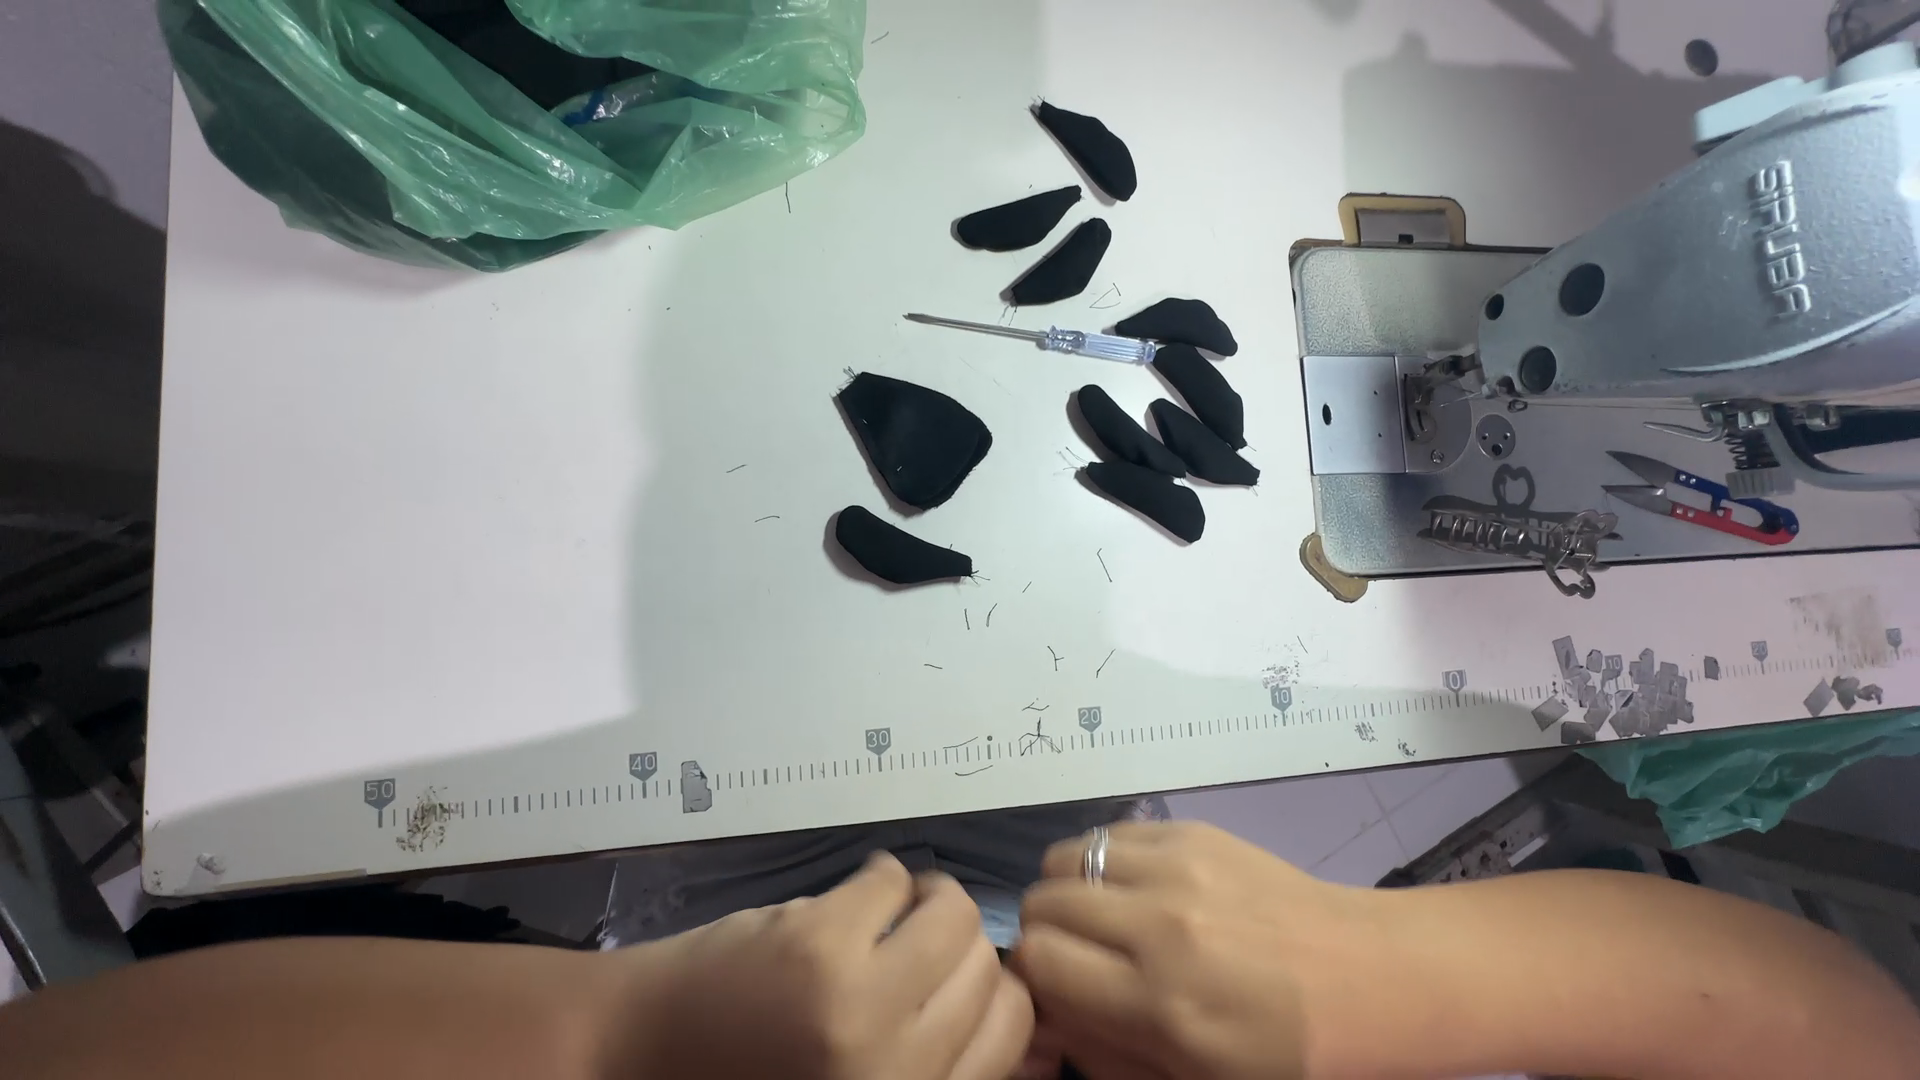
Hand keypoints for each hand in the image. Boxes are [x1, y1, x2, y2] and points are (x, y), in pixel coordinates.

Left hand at [613, 852, 1031, 1079]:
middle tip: (916, 937)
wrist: (638, 1057)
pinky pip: (893, 878)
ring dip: (927, 899)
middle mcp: (899, 1066)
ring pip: (954, 911)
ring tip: (889, 911)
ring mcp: (859, 1000)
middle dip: (958, 939)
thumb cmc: (755, 1077)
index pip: (1012, 1029)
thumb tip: (1010, 1002)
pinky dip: (881, 876)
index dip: (998, 989)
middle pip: (987, 965)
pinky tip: (852, 898)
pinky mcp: (819, 940)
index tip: (963, 972)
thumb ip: (932, 1058)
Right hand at [1012, 822, 1408, 1078]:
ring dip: (1069, 889)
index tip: (1052, 984)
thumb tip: (1046, 1007)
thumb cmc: (1282, 1051)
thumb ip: (1102, 1048)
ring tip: (1102, 914)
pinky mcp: (1191, 829)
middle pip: (1042, 902)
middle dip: (1045, 931)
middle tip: (1077, 953)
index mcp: (1159, 1001)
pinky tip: (1137, 886)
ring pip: (1066, 857)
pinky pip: (1108, 834)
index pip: (1038, 959)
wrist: (1365, 977)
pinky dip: (1104, 861)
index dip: (1032, 974)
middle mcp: (1158, 923)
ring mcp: (1175, 865)